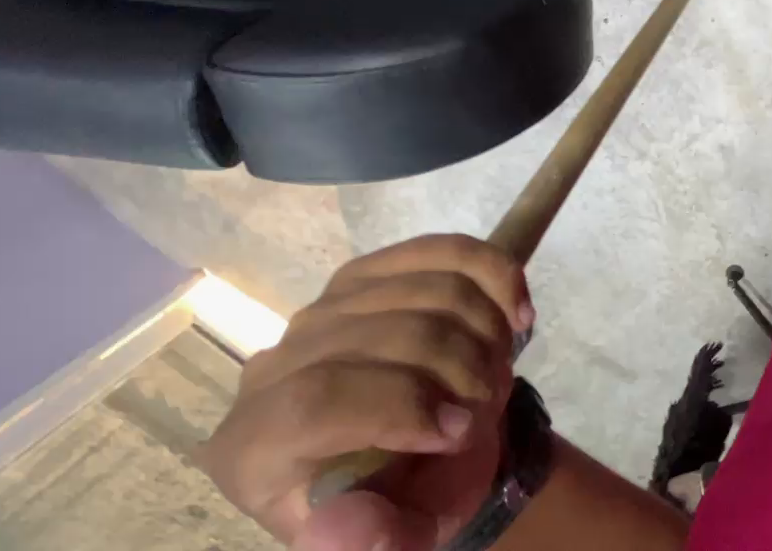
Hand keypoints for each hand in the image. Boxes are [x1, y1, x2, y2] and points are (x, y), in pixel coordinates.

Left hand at [200, 235, 534, 550]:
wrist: (431, 445)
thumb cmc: (406, 495)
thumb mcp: (395, 537)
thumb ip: (370, 543)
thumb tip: (341, 527)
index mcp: (253, 446)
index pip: (314, 401)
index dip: (398, 406)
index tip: (461, 431)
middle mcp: (276, 365)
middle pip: (387, 337)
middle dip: (463, 370)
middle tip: (488, 406)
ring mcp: (331, 305)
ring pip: (430, 290)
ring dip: (487, 331)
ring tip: (495, 370)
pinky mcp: (381, 268)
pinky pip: (451, 250)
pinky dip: (500, 278)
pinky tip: (518, 315)